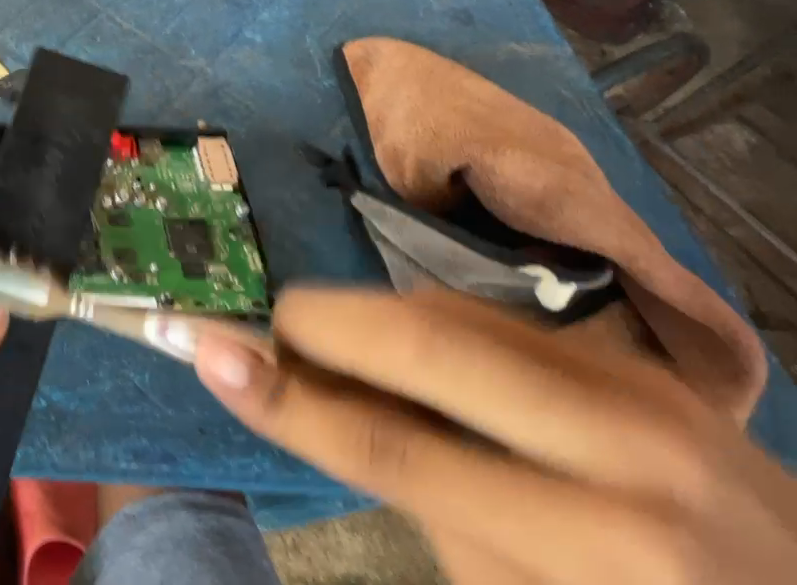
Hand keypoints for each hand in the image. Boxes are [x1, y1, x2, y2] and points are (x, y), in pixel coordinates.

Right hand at [189, 287, 796, 583]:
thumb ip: (410, 484)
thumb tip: (302, 393)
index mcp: (597, 544)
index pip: (395, 448)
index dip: (286, 397)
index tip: (207, 350)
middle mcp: (630, 449)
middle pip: (428, 341)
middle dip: (325, 321)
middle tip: (269, 331)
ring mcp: (646, 388)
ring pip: (456, 311)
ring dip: (367, 317)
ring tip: (328, 345)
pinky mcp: (641, 358)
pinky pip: (495, 317)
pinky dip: (420, 320)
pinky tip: (403, 351)